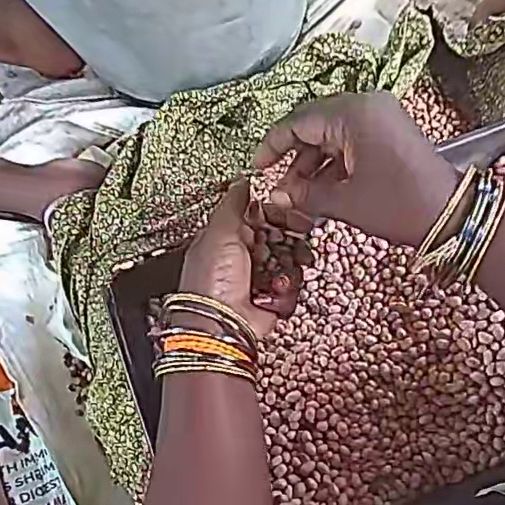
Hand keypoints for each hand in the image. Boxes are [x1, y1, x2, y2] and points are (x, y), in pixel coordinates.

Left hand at [177, 180, 302, 339]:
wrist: (222, 324)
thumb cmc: (211, 281)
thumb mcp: (220, 232)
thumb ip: (233, 203)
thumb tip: (242, 180)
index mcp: (227, 238)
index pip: (259, 217)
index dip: (275, 213)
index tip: (286, 211)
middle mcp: (244, 259)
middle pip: (280, 239)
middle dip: (289, 241)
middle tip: (292, 241)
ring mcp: (260, 280)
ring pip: (290, 264)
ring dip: (288, 270)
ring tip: (277, 276)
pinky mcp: (273, 300)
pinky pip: (292, 288)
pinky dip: (285, 291)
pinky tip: (274, 293)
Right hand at [254, 92, 459, 246]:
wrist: (451, 215)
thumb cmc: (398, 206)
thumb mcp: (346, 202)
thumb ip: (306, 195)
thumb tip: (277, 195)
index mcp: (353, 113)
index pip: (299, 121)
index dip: (273, 146)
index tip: (258, 168)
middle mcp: (367, 105)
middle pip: (316, 127)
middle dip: (296, 161)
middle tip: (283, 192)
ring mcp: (382, 117)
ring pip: (334, 137)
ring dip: (315, 167)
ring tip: (302, 199)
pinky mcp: (391, 133)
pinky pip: (353, 143)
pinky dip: (337, 165)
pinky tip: (325, 192)